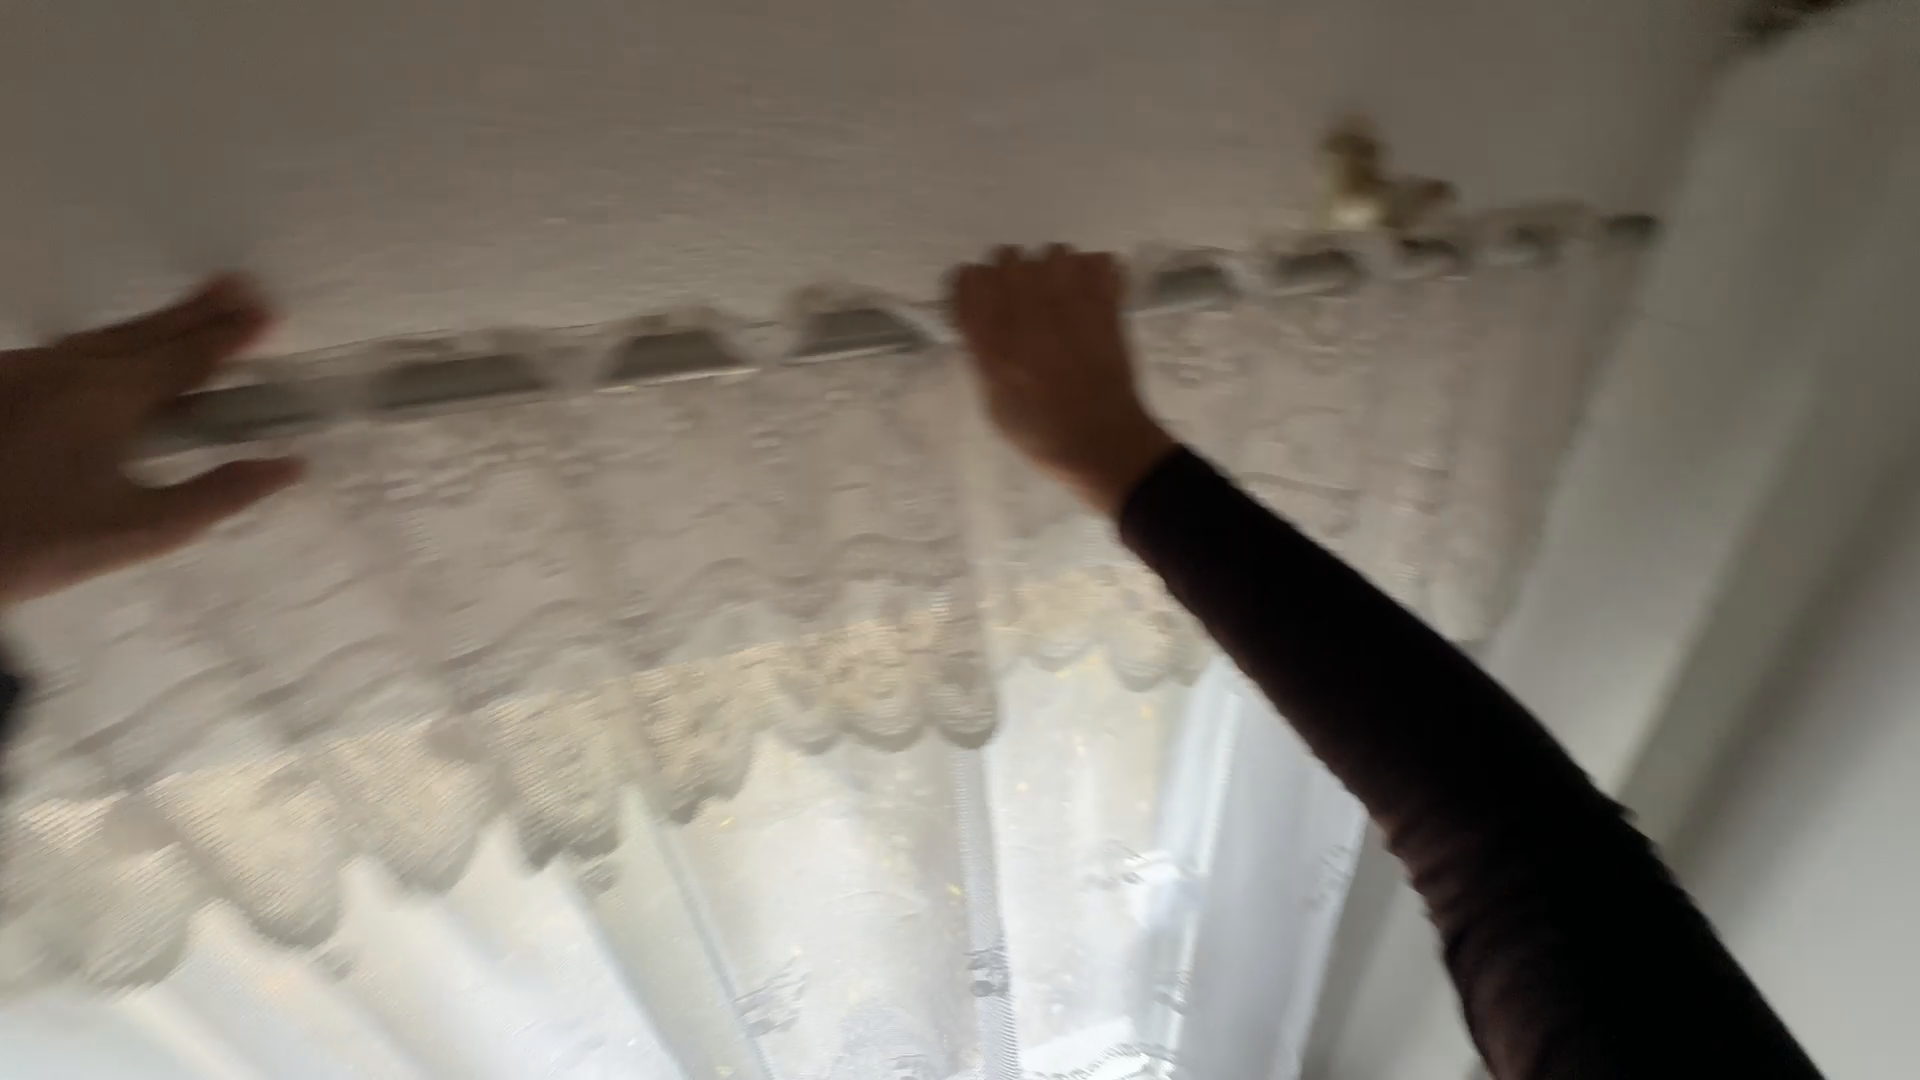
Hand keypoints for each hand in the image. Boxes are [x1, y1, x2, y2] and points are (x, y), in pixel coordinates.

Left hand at [0, 276, 303, 607]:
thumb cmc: (42, 540)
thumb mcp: (147, 527)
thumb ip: (224, 492)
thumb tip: (291, 464)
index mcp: (104, 398)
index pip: (186, 359)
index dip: (230, 336)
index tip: (268, 311)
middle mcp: (58, 373)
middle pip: (143, 334)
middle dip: (195, 312)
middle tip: (237, 285)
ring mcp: (15, 376)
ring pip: (100, 340)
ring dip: (155, 324)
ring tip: (192, 312)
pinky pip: (67, 353)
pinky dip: (113, 343)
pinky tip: (119, 348)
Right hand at [949, 245, 1176, 516]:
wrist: (1102, 443)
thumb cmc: (1041, 434)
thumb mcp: (993, 402)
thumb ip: (985, 355)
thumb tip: (984, 323)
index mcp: (992, 339)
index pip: (968, 278)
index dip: (974, 290)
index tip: (982, 306)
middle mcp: (1027, 312)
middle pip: (1008, 257)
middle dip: (1012, 277)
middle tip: (1024, 306)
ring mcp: (1071, 304)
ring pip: (1054, 253)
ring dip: (1054, 272)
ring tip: (1061, 302)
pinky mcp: (1109, 305)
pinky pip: (1100, 261)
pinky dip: (1095, 274)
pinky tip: (1092, 299)